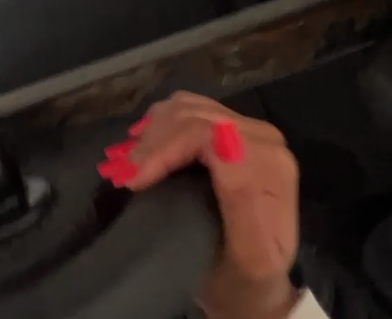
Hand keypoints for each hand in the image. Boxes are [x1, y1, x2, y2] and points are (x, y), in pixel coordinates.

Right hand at [103, 93, 300, 318]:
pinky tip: (145, 144)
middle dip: (153, 142)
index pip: (207, 133)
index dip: (165, 148)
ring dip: (153, 131)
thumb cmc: (247, 278)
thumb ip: (241, 197)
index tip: (133, 180)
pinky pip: (189, 107)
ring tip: (130, 163)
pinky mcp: (232, 127)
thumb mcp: (250, 255)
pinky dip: (161, 123)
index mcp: (270, 164)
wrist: (254, 285)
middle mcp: (263, 138)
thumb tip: (218, 145)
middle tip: (121, 173)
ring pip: (187, 107)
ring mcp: (247, 128)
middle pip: (194, 116)